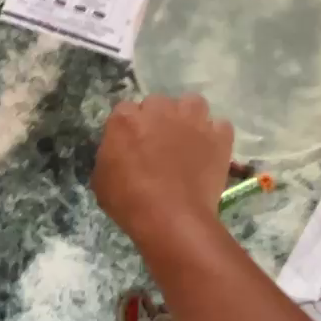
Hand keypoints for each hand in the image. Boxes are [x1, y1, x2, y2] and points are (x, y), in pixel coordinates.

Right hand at [93, 94, 233, 247]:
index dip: (126, 126)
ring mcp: (193, 121)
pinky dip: (213, 135)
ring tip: (184, 137)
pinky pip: (218, 125)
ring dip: (186, 116)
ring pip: (192, 103)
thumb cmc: (128, 200)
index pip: (123, 109)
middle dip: (156, 117)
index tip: (127, 142)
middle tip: (155, 141)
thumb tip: (118, 151)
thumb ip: (109, 154)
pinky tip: (206, 150)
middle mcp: (159, 112)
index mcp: (125, 120)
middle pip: (157, 102)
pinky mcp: (219, 136)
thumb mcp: (101, 178)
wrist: (171, 218)